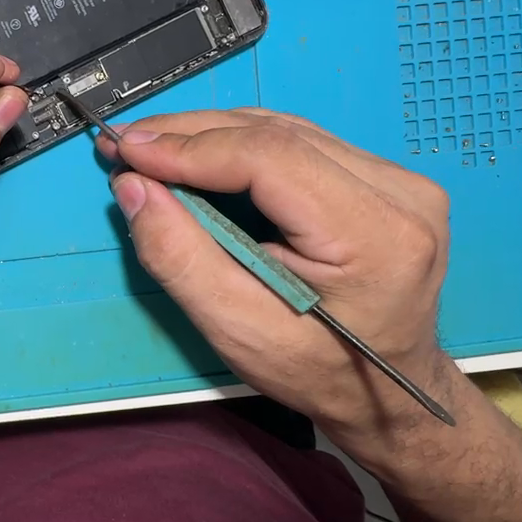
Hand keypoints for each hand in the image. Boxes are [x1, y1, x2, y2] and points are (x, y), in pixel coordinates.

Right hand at [102, 109, 465, 449]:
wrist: (387, 390)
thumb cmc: (313, 370)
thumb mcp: (234, 327)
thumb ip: (179, 256)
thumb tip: (132, 186)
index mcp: (374, 232)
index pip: (270, 158)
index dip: (190, 148)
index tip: (126, 151)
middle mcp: (398, 190)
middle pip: (274, 134)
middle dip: (188, 133)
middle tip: (123, 143)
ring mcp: (395, 178)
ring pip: (281, 131)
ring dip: (207, 134)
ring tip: (148, 146)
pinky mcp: (380, 179)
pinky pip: (294, 143)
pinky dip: (234, 145)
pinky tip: (194, 155)